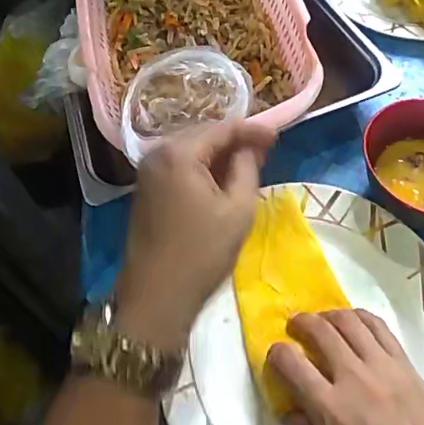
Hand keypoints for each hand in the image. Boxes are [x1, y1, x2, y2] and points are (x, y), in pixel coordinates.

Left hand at [113, 119, 276, 350]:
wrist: (156, 295)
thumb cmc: (201, 253)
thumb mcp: (237, 209)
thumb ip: (246, 168)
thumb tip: (250, 147)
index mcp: (178, 153)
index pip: (221, 128)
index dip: (252, 130)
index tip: (277, 136)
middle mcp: (157, 152)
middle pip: (203, 134)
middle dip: (235, 140)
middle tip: (266, 149)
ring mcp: (148, 169)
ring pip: (191, 149)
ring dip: (219, 153)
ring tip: (250, 162)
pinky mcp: (146, 186)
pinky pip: (179, 165)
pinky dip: (202, 166)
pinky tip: (222, 177)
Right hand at [270, 310, 423, 424]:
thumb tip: (287, 408)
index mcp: (332, 412)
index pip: (290, 363)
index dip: (275, 354)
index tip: (274, 358)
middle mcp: (356, 380)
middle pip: (319, 329)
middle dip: (298, 323)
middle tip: (293, 330)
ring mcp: (385, 369)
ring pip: (348, 319)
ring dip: (328, 315)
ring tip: (322, 323)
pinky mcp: (408, 367)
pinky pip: (378, 326)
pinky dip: (359, 317)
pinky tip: (353, 325)